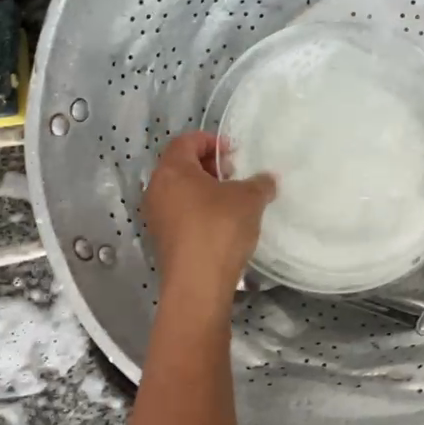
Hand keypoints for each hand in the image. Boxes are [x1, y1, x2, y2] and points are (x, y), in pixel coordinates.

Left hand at [143, 132, 276, 295]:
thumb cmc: (220, 228)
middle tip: (234, 174)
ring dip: (204, 189)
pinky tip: (222, 223)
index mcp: (172, 170)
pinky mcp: (162, 239)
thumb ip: (260, 183)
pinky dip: (198, 209)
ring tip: (231, 200)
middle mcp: (156, 189)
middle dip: (208, 166)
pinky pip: (180, 213)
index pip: (186, 141)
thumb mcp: (249, 199)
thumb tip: (267, 179)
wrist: (198, 283)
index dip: (210, 141)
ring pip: (179, 191)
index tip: (233, 151)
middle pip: (180, 165)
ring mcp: (156, 216)